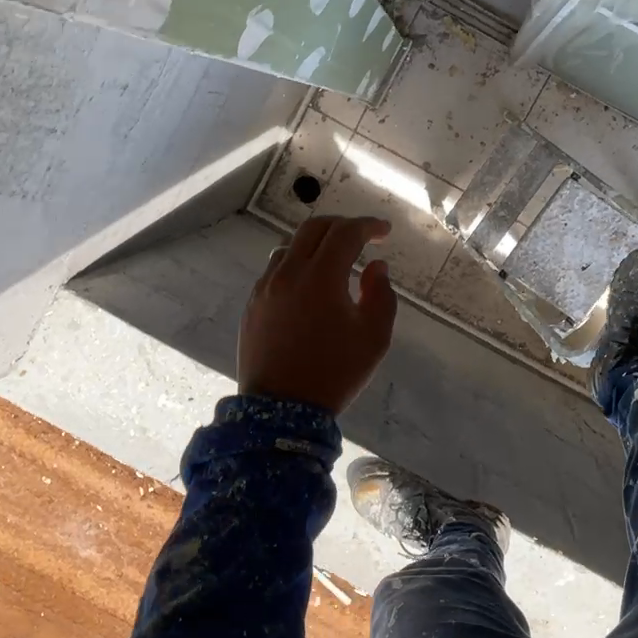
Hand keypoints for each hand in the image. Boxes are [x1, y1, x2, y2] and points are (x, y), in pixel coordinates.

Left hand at [239, 216, 398, 414]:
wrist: (281, 411)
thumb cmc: (334, 373)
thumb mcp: (374, 337)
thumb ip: (381, 295)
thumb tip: (376, 267)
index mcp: (321, 278)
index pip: (345, 233)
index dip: (368, 225)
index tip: (384, 231)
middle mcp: (288, 273)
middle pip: (313, 229)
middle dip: (341, 226)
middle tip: (362, 236)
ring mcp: (265, 288)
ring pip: (289, 247)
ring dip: (315, 244)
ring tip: (334, 260)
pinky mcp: (252, 305)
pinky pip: (274, 270)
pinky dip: (295, 265)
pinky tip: (307, 285)